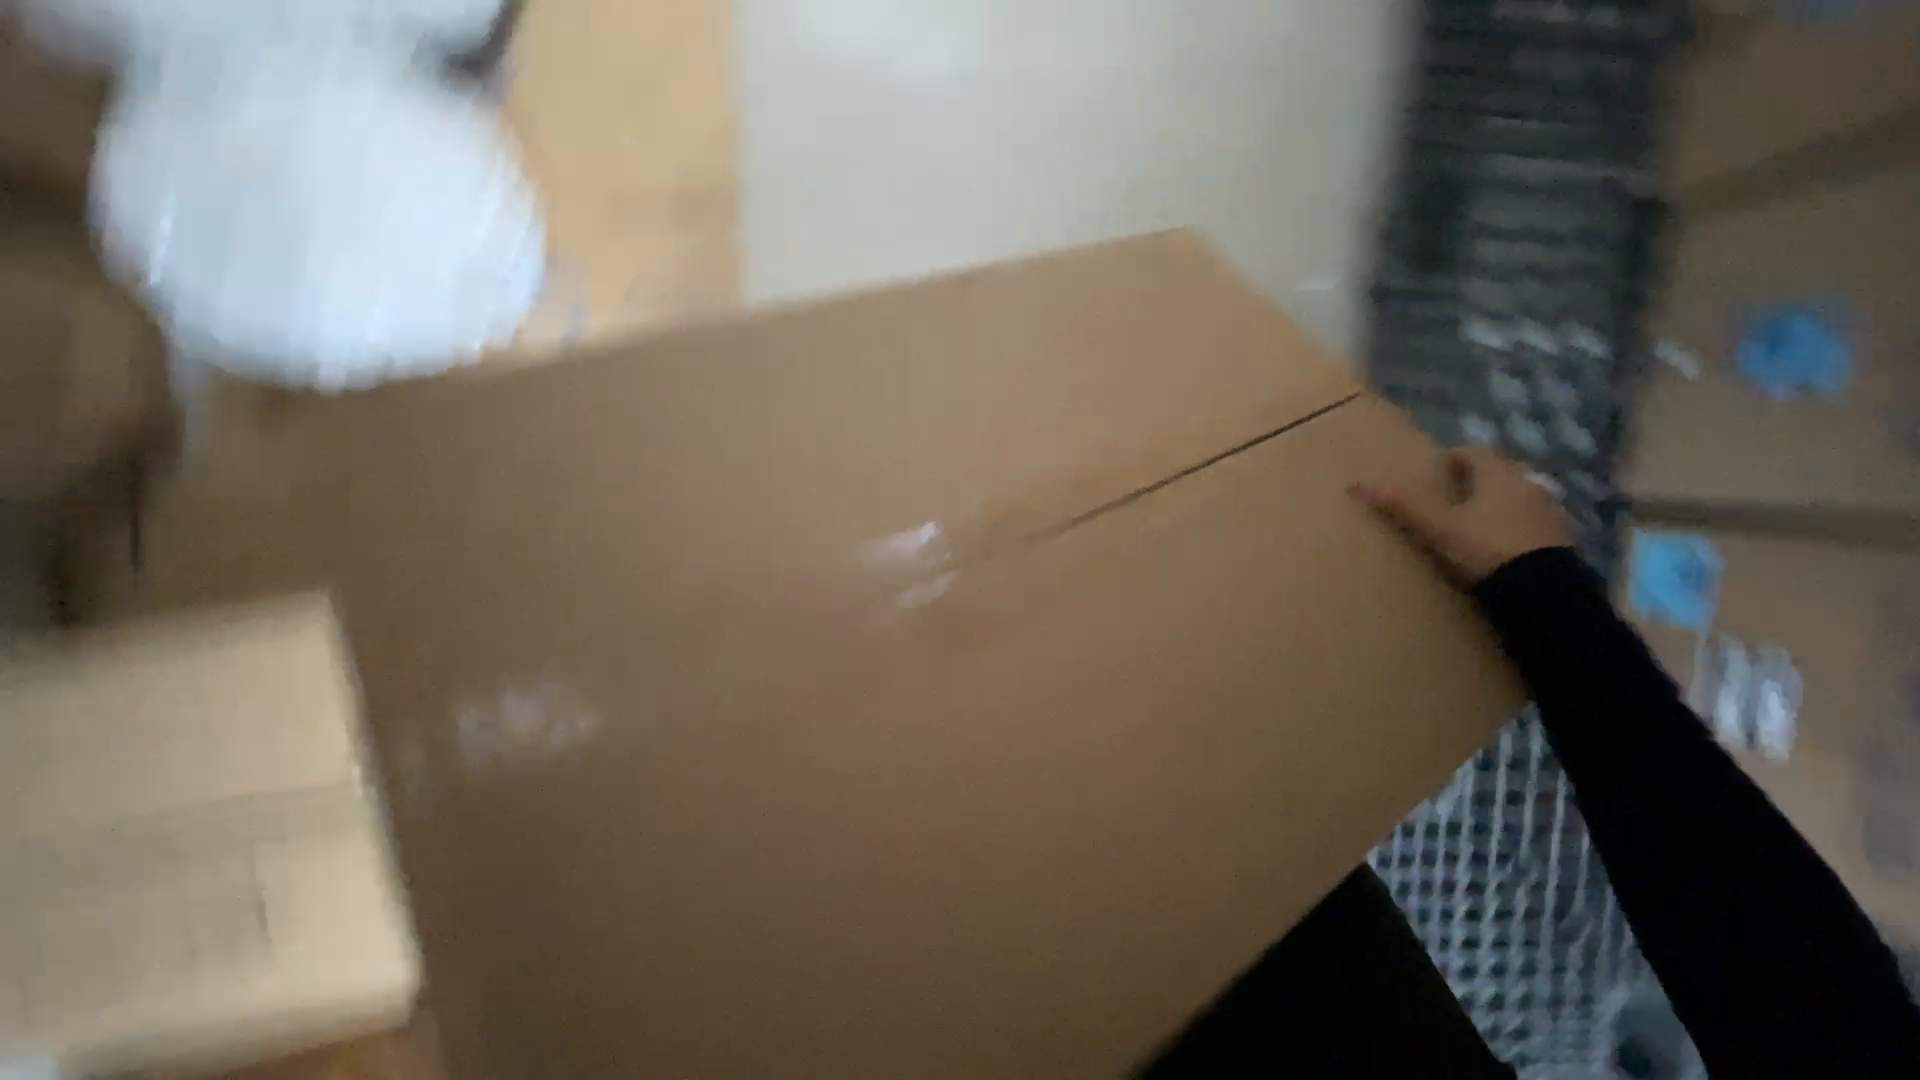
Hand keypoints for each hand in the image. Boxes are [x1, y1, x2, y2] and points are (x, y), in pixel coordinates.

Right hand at [1349, 446, 1571, 584]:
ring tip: (1473, 523)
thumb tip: (1354, 483)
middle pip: (1498, 472)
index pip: (1473, 452)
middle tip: (1450, 498)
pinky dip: (1513, 526)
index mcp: (1499, 474)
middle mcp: (1528, 483)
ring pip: (1516, 496)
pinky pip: (1530, 521)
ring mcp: (1548, 511)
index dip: (1451, 459)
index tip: (1433, 474)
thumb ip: (1401, 504)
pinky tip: (1498, 546)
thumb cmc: (1485, 548)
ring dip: (1497, 503)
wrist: (1542, 592)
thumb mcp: (1436, 527)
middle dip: (1476, 480)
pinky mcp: (1559, 538)